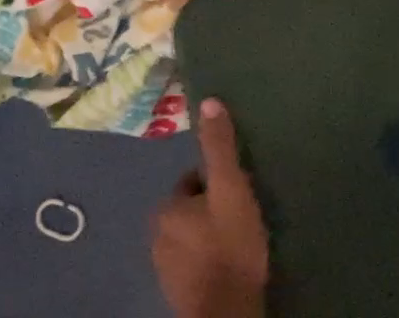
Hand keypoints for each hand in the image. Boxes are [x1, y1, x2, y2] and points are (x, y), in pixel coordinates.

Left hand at [151, 99, 269, 317]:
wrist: (227, 310)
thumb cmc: (229, 244)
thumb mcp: (230, 188)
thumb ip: (219, 147)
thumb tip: (209, 101)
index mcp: (165, 209)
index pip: (192, 181)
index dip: (218, 183)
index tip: (240, 193)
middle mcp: (156, 236)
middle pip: (192, 208)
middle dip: (213, 208)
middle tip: (242, 215)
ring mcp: (165, 268)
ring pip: (193, 236)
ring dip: (211, 234)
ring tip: (240, 239)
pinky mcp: (177, 292)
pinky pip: (195, 262)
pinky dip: (210, 258)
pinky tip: (230, 262)